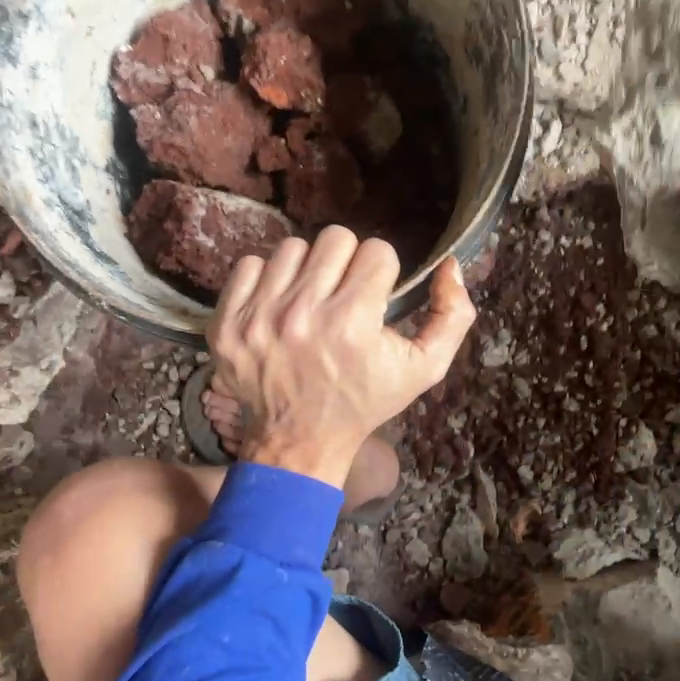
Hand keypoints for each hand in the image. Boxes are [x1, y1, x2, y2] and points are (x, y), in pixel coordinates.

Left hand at [208, 227, 475, 486]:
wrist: (299, 441)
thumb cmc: (365, 402)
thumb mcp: (425, 369)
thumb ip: (453, 316)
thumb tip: (451, 265)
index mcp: (353, 323)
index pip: (377, 251)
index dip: (382, 274)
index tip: (374, 301)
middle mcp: (302, 315)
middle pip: (335, 239)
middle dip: (346, 264)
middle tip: (344, 296)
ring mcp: (258, 318)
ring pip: (292, 248)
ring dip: (307, 270)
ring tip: (311, 302)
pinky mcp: (226, 323)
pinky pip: (249, 265)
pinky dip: (267, 281)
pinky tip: (279, 308)